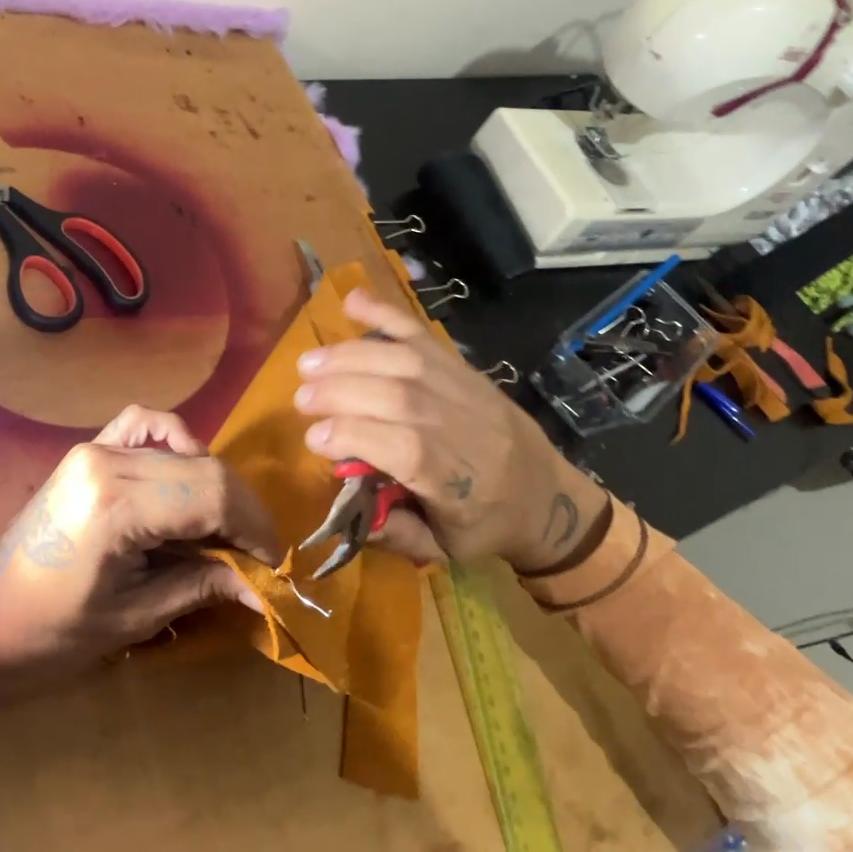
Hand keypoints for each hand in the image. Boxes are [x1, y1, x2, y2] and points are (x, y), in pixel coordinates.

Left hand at [0, 407, 277, 704]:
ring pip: (182, 447)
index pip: (212, 495)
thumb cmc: (54, 633)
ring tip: (221, 527)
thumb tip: (264, 587)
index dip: (253, 528)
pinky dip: (175, 441)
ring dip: (214, 483)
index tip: (273, 563)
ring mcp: (92, 449)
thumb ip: (202, 585)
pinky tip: (186, 470)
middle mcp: (107, 461)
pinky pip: (142, 425)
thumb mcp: (136, 616)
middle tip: (256, 553)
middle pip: (204, 469)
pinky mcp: (85, 451)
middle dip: (241, 511)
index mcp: (117, 504)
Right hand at [293, 290, 608, 572]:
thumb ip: (394, 532)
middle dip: (342, 390)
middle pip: (401, 396)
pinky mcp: (468, 370)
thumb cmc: (487, 527)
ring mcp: (470, 393)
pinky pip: (427, 339)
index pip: (407, 448)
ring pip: (409, 363)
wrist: (551, 498)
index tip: (313, 439)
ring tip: (309, 363)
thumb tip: (344, 503)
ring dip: (352, 356)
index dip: (355, 436)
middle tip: (300, 398)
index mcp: (463, 484)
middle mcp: (468, 430)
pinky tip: (352, 302)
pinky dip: (387, 316)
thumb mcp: (442, 549)